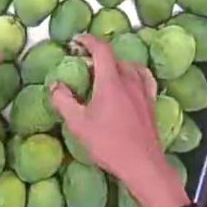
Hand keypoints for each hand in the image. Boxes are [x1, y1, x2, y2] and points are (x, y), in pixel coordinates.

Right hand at [51, 35, 189, 206]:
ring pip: (130, 67)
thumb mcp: (78, 123)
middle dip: (98, 55)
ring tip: (104, 73)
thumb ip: (63, 101)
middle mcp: (130, 81)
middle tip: (83, 64)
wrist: (143, 165)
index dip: (88, 40)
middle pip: (115, 58)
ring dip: (116, 64)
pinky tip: (131, 82)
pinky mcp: (151, 104)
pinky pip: (145, 79)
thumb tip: (55, 85)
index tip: (77, 41)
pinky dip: (135, 73)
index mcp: (111, 81)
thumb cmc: (108, 143)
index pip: (102, 49)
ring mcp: (143, 92)